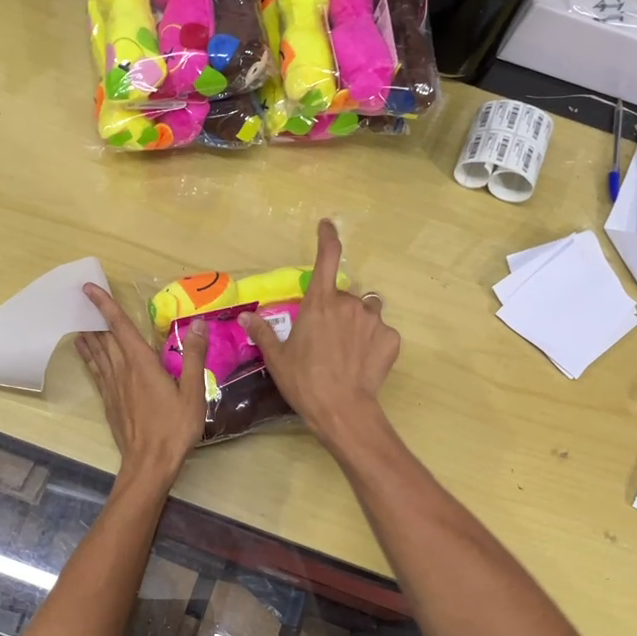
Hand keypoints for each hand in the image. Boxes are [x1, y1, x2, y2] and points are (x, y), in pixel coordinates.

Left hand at [77, 283, 207, 483]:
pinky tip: (85, 351)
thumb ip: (194, 357)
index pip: (120, 326)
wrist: (149, 462)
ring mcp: (112, 386)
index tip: (88, 287)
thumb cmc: (174, 427)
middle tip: (83, 297)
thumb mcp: (193, 392)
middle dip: (94, 315)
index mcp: (141, 363)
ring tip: (79, 319)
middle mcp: (122, 370)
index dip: (104, 304)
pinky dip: (89, 356)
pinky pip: (96, 370)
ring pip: (96, 352)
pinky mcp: (110, 400)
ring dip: (89, 334)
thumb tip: (197, 324)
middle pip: (104, 336)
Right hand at [240, 220, 399, 442]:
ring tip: (347, 351)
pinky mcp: (391, 340)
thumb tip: (245, 317)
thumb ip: (263, 332)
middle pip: (344, 297)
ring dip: (357, 323)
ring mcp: (374, 321)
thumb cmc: (304, 381)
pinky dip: (373, 344)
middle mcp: (349, 304)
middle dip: (336, 311)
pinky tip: (363, 363)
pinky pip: (381, 334)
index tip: (328, 225)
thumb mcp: (277, 358)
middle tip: (325, 340)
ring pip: (366, 312)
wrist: (342, 410)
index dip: (328, 238)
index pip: (327, 258)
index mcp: (320, 303)